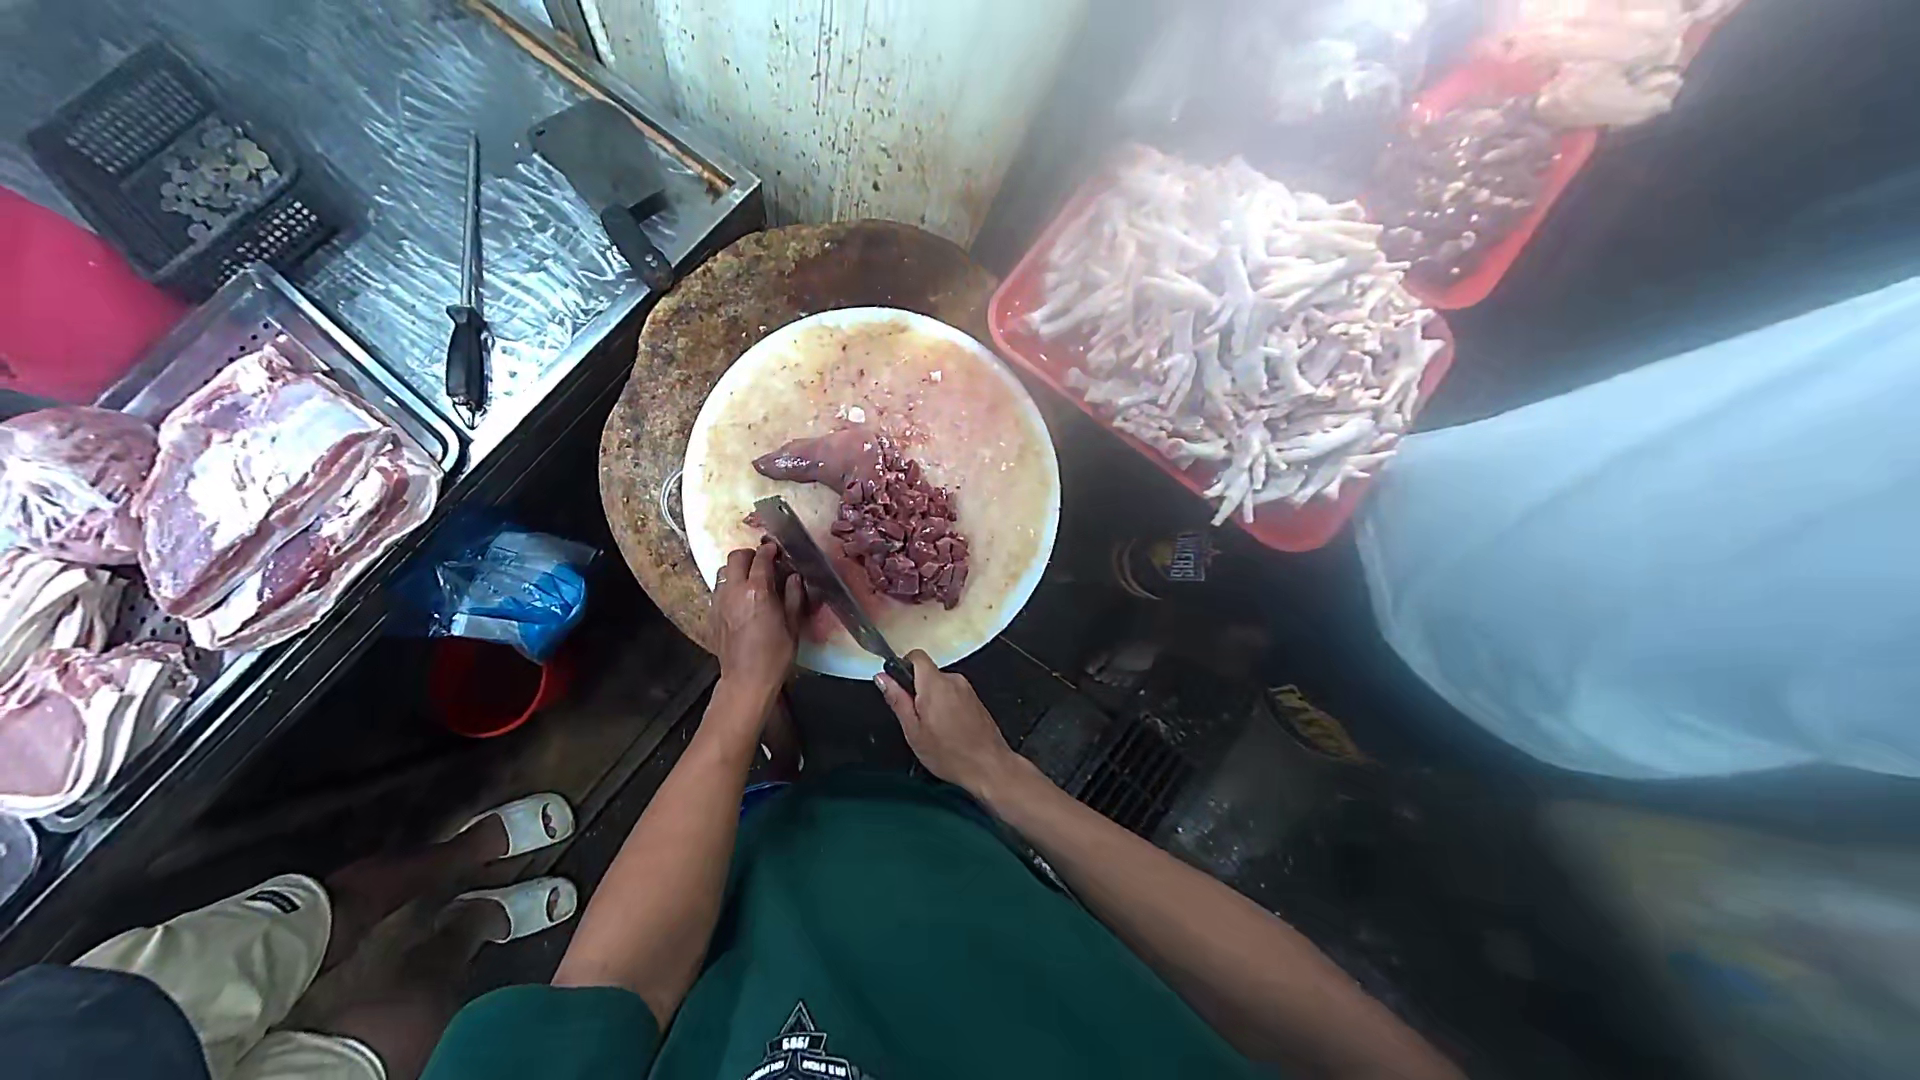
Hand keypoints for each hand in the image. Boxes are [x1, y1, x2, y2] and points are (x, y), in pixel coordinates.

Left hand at [711, 543, 804, 697]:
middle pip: (736, 557)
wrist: (746, 680)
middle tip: (763, 563)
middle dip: (750, 555)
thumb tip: (794, 577)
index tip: (776, 550)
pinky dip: (730, 587)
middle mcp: (734, 591)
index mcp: (757, 591)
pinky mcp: (711, 614)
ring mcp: (719, 602)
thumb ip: (793, 596)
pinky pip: (718, 590)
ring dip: (737, 570)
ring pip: (724, 572)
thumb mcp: (792, 624)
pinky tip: (741, 600)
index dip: (769, 550)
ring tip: (751, 580)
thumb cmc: (775, 655)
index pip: (761, 558)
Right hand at [877, 651, 1026, 798]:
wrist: (988, 766)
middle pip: (927, 673)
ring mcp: (967, 689)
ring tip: (934, 728)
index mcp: (935, 684)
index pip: (916, 656)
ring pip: (940, 685)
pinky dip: (946, 707)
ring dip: (933, 700)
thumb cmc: (952, 754)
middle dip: (918, 691)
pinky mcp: (975, 699)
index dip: (903, 667)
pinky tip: (948, 730)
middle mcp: (953, 681)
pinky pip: (953, 694)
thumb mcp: (913, 730)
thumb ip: (897, 699)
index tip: (898, 685)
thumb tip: (883, 679)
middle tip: (916, 718)